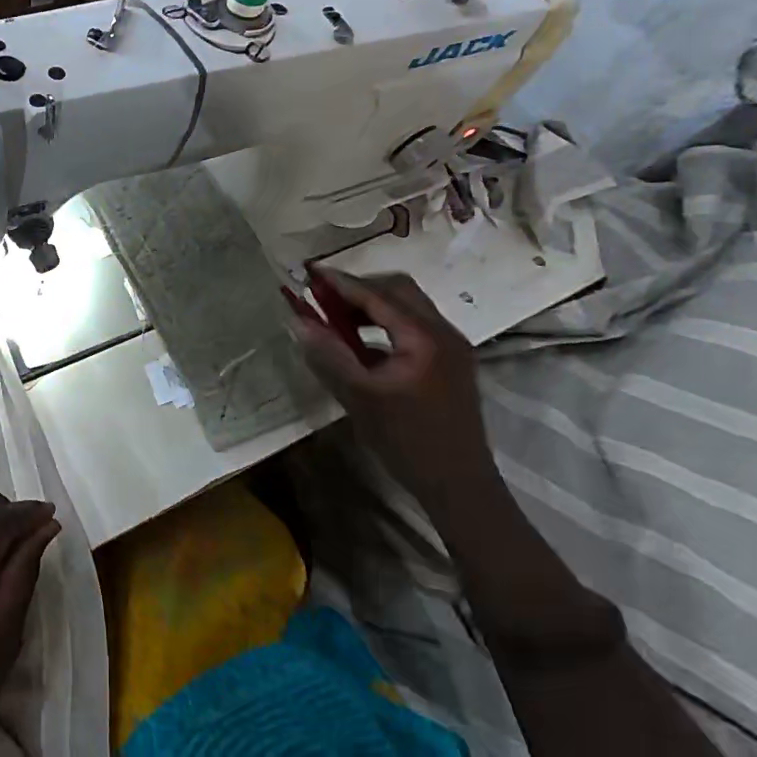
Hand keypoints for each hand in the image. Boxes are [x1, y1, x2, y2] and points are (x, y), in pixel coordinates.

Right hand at [287, 268, 495, 506]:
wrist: (458, 483)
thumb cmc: (406, 438)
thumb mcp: (358, 395)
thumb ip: (328, 353)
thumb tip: (298, 319)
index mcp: (425, 338)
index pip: (377, 295)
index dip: (340, 282)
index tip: (308, 273)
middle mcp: (444, 333)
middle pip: (399, 290)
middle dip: (357, 287)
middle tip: (321, 297)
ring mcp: (451, 348)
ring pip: (407, 306)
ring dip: (370, 304)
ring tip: (335, 318)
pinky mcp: (449, 362)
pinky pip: (412, 326)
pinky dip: (383, 323)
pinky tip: (359, 343)